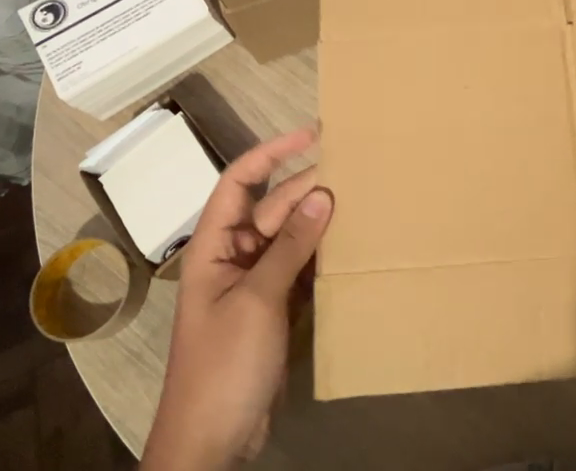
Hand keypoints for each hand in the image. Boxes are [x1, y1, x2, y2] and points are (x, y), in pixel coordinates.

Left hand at [140, 128, 332, 470]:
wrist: (211, 440)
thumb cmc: (223, 364)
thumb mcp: (257, 300)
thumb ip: (290, 246)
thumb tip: (322, 194)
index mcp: (215, 245)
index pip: (241, 181)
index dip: (273, 152)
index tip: (312, 133)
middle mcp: (235, 255)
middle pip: (274, 207)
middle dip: (309, 188)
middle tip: (357, 172)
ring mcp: (256, 283)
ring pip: (292, 237)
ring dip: (321, 220)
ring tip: (364, 199)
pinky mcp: (275, 309)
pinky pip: (302, 268)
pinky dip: (324, 255)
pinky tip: (354, 245)